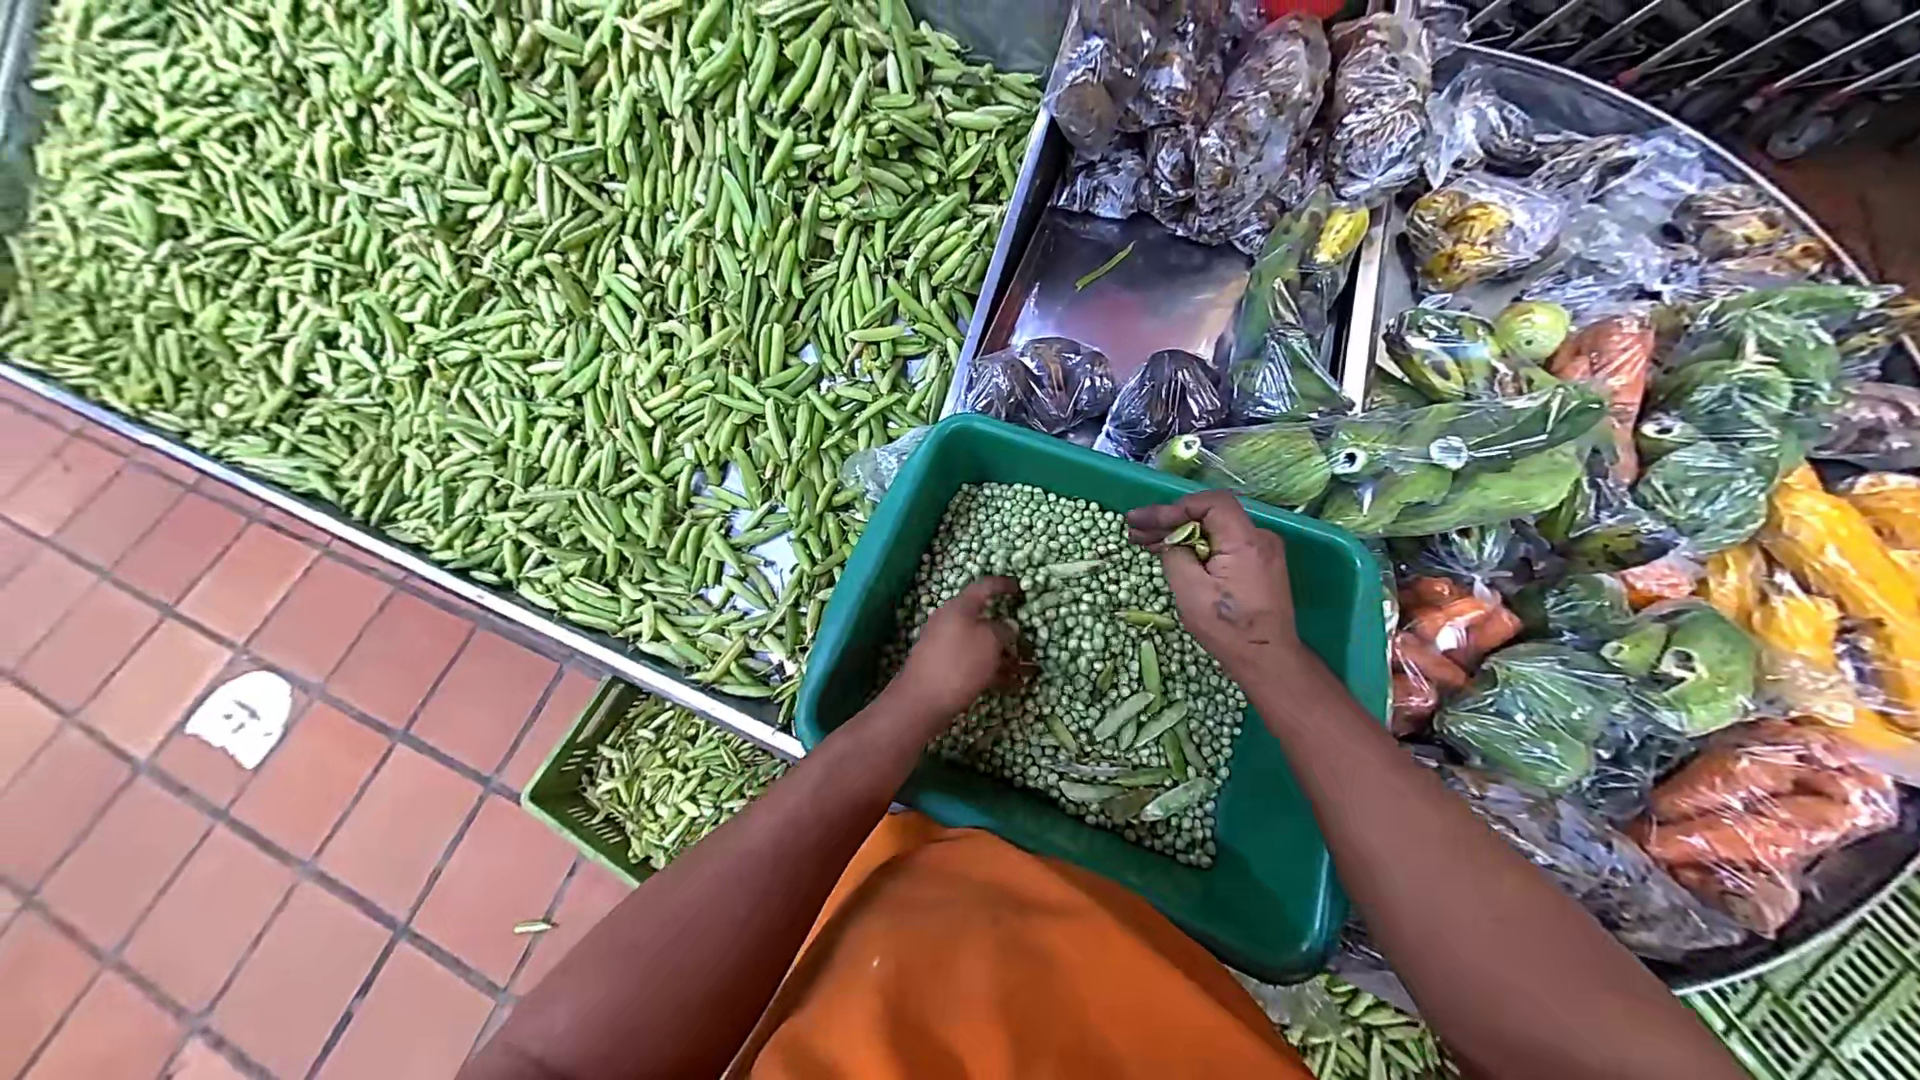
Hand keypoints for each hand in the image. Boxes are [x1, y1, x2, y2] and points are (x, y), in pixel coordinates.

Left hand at [888, 576, 1022, 723]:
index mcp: (959, 608)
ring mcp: (947, 647)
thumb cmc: (959, 663)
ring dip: (1006, 657)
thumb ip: (1003, 630)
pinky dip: (995, 671)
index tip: (1019, 587)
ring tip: (1030, 671)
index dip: (1002, 585)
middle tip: (1029, 641)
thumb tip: (1007, 627)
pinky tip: (1014, 686)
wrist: (922, 701)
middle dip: (1009, 633)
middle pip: (984, 621)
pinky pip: (976, 664)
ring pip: (982, 646)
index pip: (983, 587)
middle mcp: (951, 623)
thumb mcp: (990, 641)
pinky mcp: (946, 669)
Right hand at [1127, 490, 1300, 680]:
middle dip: (1170, 520)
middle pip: (1210, 515)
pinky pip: (1222, 545)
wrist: (1268, 659)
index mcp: (1245, 541)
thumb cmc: (1228, 628)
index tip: (1146, 521)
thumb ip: (1176, 556)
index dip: (1174, 507)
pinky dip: (1196, 546)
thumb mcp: (1190, 591)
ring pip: (1214, 530)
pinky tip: (1172, 554)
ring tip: (1145, 542)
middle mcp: (1259, 538)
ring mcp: (1261, 552)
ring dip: (1180, 533)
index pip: (1210, 503)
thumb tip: (1172, 544)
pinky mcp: (1258, 566)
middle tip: (1135, 529)